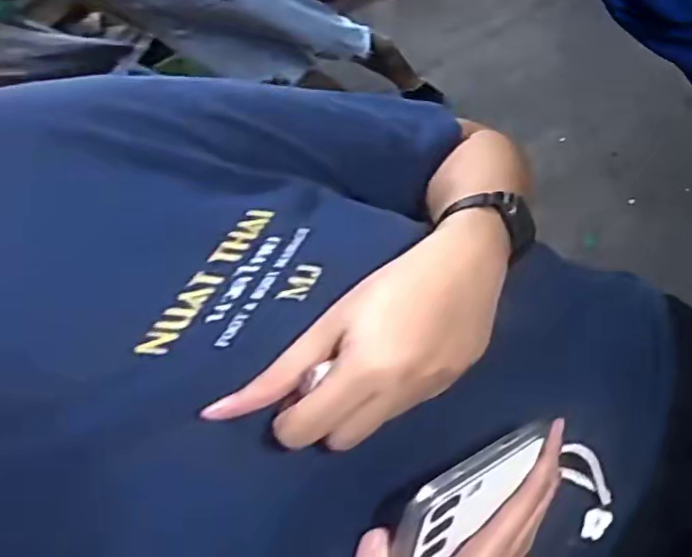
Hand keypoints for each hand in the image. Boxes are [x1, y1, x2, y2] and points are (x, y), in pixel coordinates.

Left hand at [202, 212, 509, 449]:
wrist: (474, 252)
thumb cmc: (401, 275)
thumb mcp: (337, 314)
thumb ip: (282, 368)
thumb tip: (218, 413)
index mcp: (368, 372)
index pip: (302, 432)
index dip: (291, 413)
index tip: (305, 381)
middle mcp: (403, 388)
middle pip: (341, 440)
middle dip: (329, 416)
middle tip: (340, 371)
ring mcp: (437, 384)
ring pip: (381, 423)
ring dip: (369, 403)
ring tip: (382, 355)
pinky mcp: (461, 374)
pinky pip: (416, 401)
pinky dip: (405, 386)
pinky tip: (417, 345)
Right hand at [354, 419, 566, 556]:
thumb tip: (373, 535)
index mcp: (491, 552)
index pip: (529, 496)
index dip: (546, 459)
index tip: (557, 426)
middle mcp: (510, 556)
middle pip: (539, 506)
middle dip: (548, 469)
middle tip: (549, 437)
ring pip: (535, 523)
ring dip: (539, 493)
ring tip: (537, 465)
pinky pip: (522, 540)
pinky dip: (525, 516)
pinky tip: (512, 512)